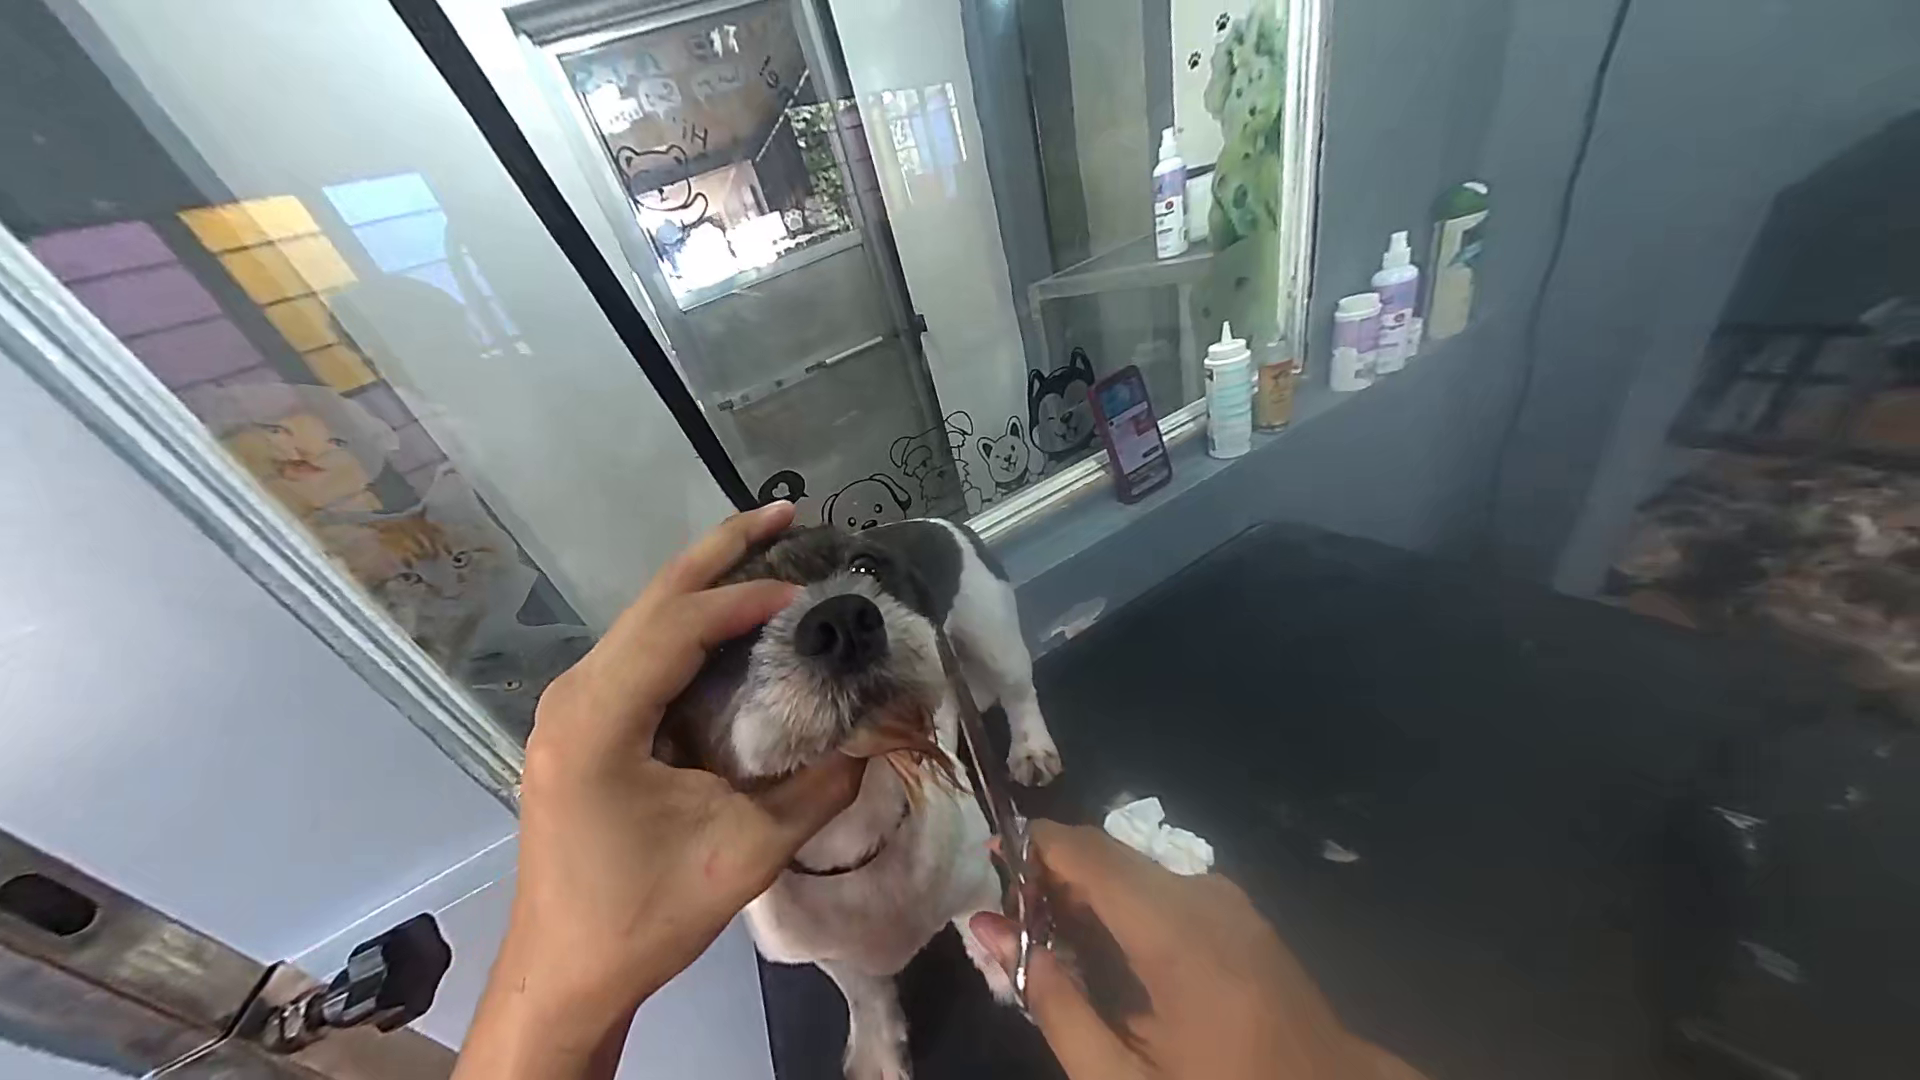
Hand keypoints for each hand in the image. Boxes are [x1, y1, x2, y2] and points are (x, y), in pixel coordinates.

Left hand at [455, 503, 861, 1078]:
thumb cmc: (645, 915)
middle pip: (657, 597)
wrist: (563, 975)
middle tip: (785, 511)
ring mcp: (576, 700)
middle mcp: (578, 693)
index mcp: (600, 721)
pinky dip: (695, 613)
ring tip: (770, 543)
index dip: (749, 599)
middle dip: (725, 547)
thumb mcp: (747, 853)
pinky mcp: (588, 713)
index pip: (680, 627)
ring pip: (649, 612)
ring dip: (710, 575)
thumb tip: (873, 736)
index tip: (809, 597)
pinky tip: (734, 607)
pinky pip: (647, 642)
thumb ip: (820, 788)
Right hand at [970, 822, 1423, 1079]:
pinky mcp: (1235, 904)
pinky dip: (1121, 896)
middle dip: (1053, 869)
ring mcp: (1224, 894)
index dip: (1034, 845)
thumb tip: (988, 928)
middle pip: (1105, 851)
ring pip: (1130, 863)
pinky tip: (1110, 945)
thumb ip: (1052, 1001)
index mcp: (1176, 932)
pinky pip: (1159, 880)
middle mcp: (1200, 892)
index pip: (1087, 851)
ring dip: (1086, 884)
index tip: (993, 864)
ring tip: (1056, 935)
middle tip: (1016, 915)